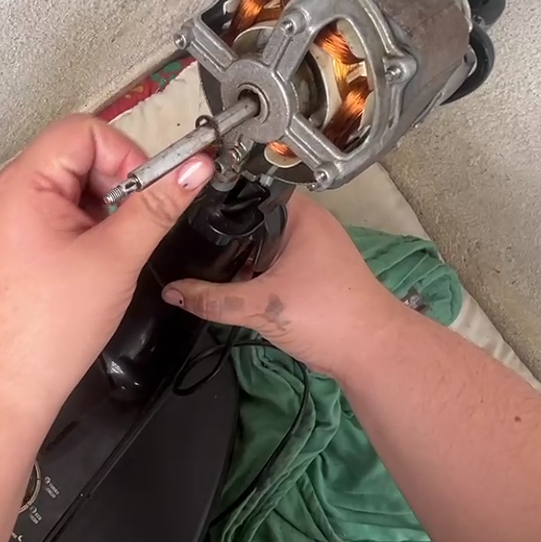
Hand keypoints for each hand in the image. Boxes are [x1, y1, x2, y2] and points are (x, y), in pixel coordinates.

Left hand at [0, 115, 213, 406]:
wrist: (12, 377)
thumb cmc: (51, 325)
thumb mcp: (116, 257)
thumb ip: (157, 206)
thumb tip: (194, 168)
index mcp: (24, 185)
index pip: (84, 132)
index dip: (125, 155)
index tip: (147, 193)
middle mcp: (10, 193)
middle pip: (78, 154)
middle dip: (116, 183)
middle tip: (130, 225)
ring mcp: (11, 218)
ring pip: (72, 184)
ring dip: (103, 207)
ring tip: (109, 250)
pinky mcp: (18, 241)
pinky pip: (60, 211)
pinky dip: (87, 225)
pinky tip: (95, 259)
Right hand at [163, 196, 397, 375]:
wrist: (370, 353)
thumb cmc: (327, 315)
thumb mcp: (261, 306)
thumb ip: (212, 299)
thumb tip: (170, 292)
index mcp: (300, 215)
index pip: (251, 188)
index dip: (216, 193)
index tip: (181, 203)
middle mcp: (303, 226)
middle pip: (249, 218)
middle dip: (217, 228)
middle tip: (176, 232)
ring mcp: (304, 252)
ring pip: (256, 244)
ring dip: (231, 253)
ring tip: (189, 254)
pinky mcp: (302, 276)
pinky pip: (264, 265)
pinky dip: (244, 272)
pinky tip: (217, 280)